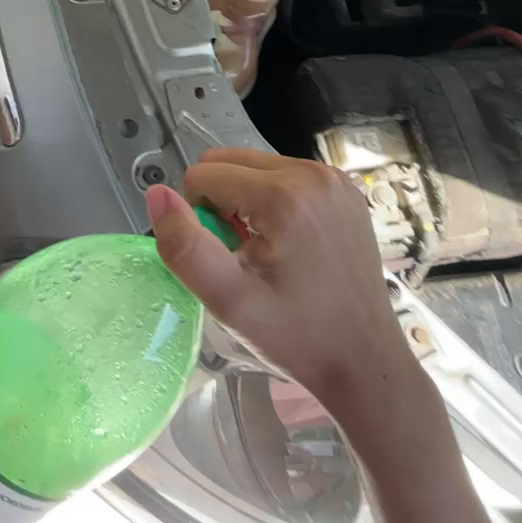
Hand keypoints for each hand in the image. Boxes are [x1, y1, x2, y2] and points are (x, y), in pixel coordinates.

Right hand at [146, 147, 414, 406]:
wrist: (365, 360)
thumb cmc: (294, 335)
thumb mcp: (228, 300)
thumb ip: (184, 246)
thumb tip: (156, 193)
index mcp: (283, 194)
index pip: (202, 176)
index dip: (200, 216)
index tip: (228, 255)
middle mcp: (312, 172)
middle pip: (227, 161)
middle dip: (221, 202)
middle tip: (244, 253)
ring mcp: (334, 178)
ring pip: (252, 165)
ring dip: (244, 201)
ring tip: (267, 250)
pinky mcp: (345, 188)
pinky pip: (283, 174)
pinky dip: (272, 200)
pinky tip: (289, 242)